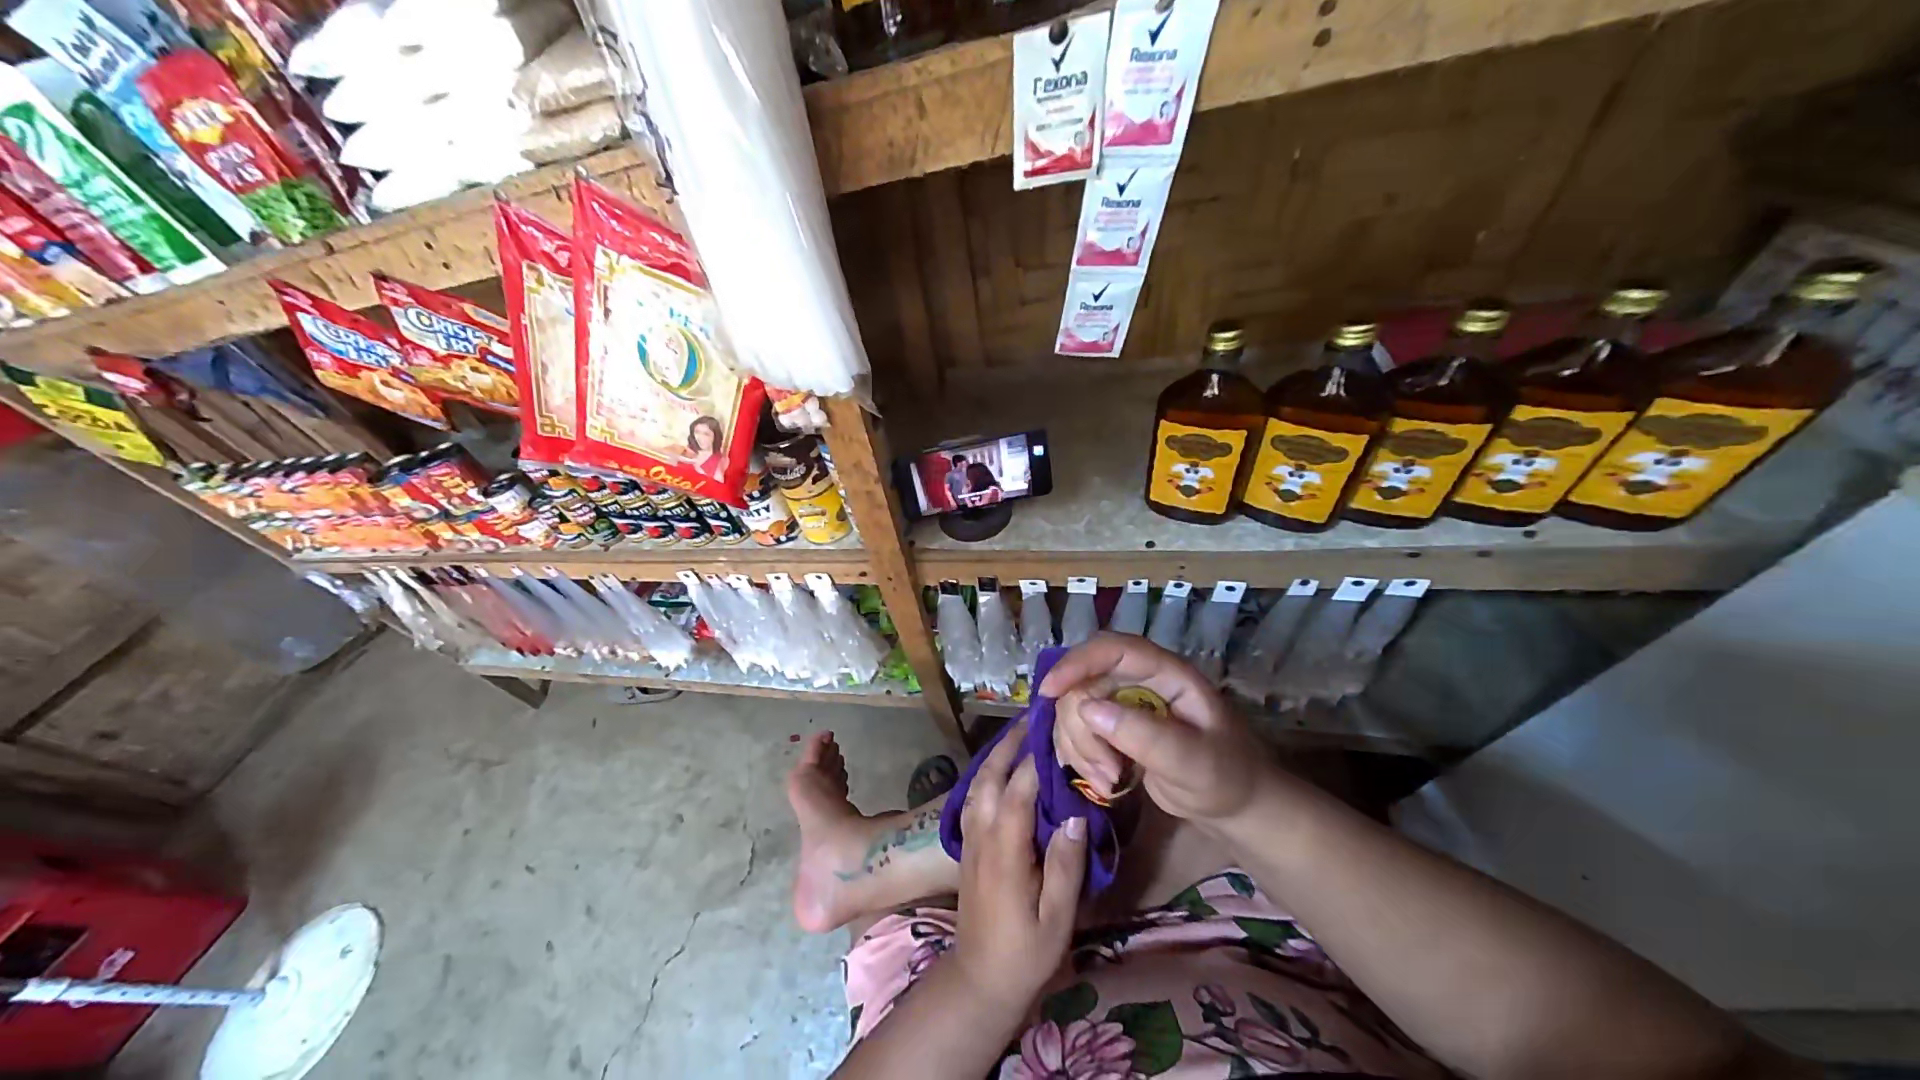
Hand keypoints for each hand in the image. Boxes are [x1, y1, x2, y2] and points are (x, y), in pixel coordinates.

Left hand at [951, 719, 1087, 1004]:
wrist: (978, 980)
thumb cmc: (1025, 953)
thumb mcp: (1056, 918)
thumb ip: (1065, 865)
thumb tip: (1076, 814)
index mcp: (1004, 853)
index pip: (1017, 793)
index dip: (1035, 759)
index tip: (1056, 730)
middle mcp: (980, 837)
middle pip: (989, 777)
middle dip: (1010, 743)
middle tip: (1036, 716)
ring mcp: (969, 840)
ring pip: (977, 784)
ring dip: (996, 754)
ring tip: (1022, 731)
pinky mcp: (966, 845)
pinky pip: (974, 796)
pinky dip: (987, 772)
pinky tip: (1003, 767)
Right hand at [1042, 633, 1270, 827]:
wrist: (1233, 803)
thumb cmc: (1225, 776)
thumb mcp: (1193, 761)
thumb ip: (1143, 735)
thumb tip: (1088, 710)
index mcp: (1165, 673)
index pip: (1112, 649)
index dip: (1077, 662)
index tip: (1049, 691)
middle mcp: (1137, 680)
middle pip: (1082, 684)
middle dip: (1083, 730)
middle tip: (1107, 771)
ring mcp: (1121, 704)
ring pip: (1072, 711)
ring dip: (1081, 750)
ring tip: (1112, 783)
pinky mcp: (1110, 728)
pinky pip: (1074, 733)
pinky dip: (1080, 759)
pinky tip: (1106, 784)